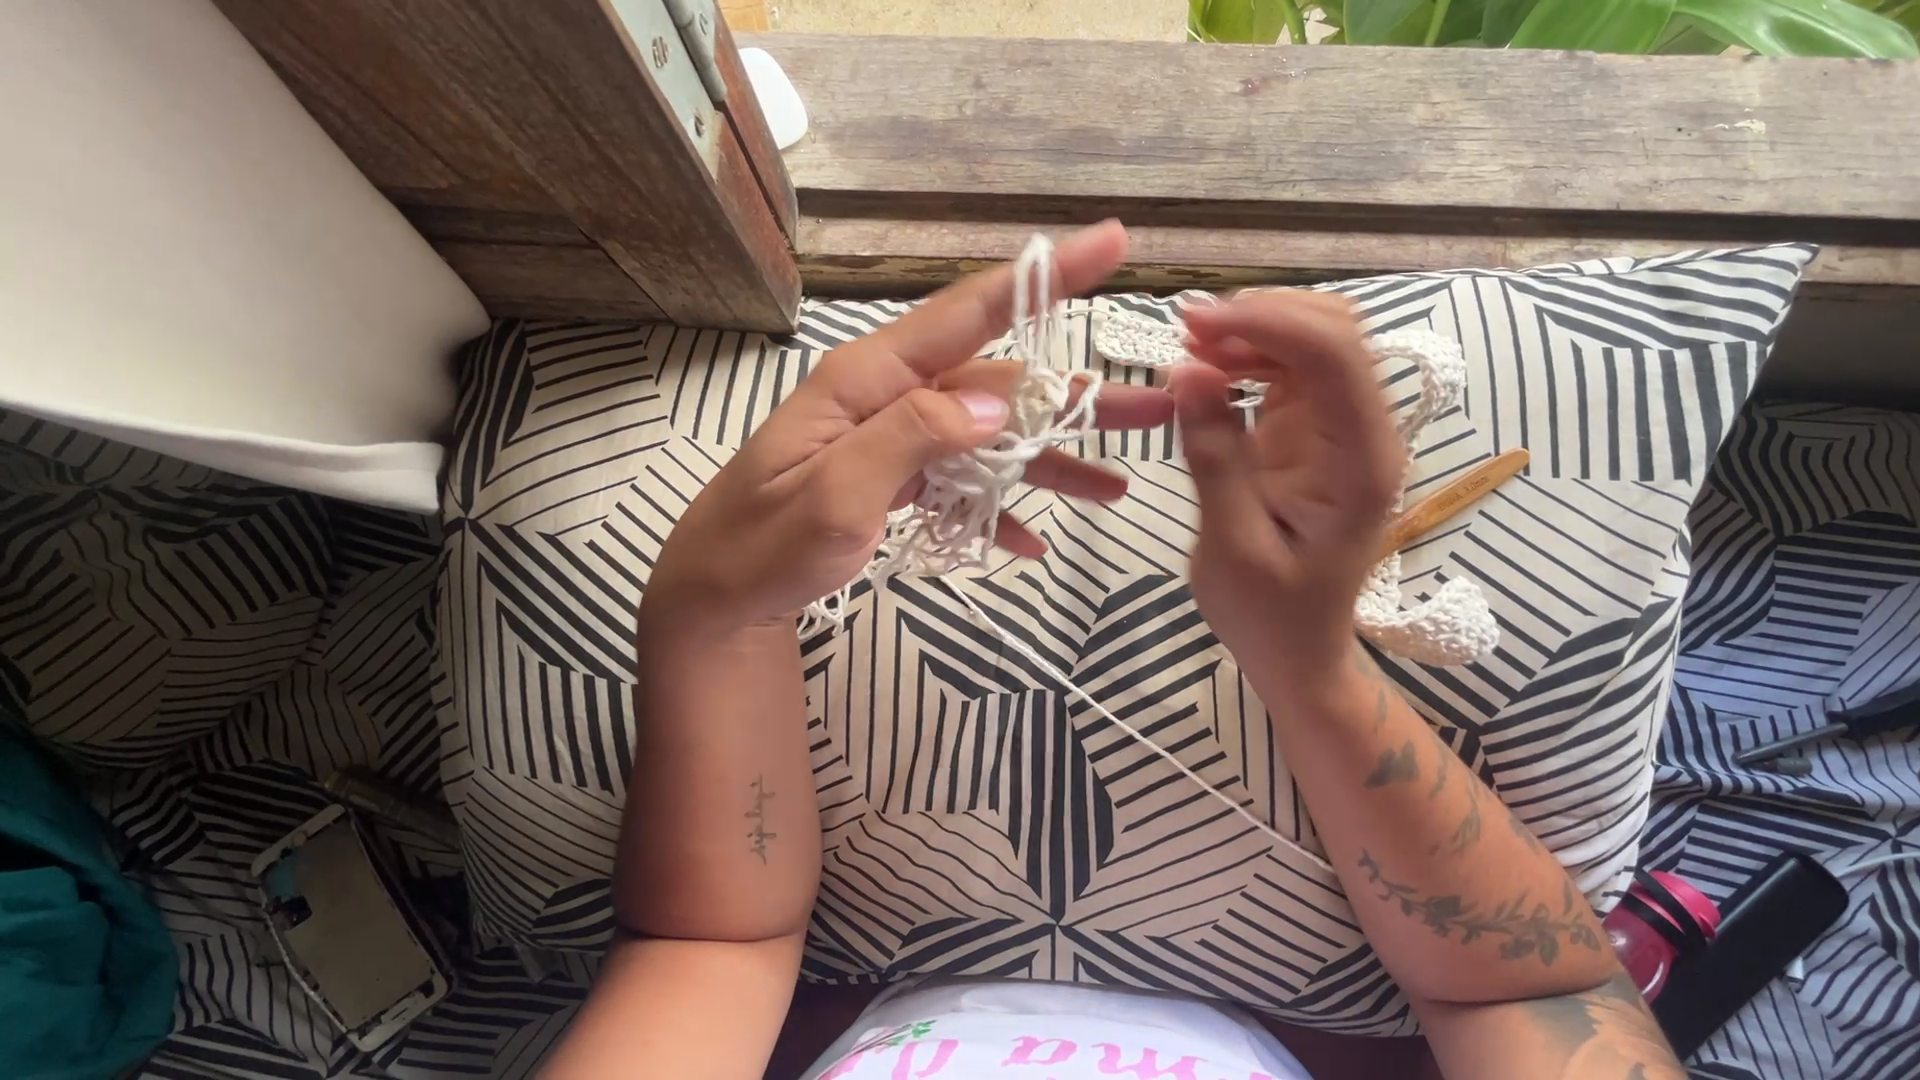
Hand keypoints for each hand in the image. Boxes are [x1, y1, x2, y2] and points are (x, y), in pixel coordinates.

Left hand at [645, 221, 1174, 638]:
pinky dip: (998, 511)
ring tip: (1115, 486)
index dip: (1044, 276)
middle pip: (999, 384)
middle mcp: (891, 398)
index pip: (969, 311)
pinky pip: (961, 485)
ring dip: (1051, 461)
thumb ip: (911, 439)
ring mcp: (896, 441)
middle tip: (1156, 408)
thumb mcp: (833, 495)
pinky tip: (1033, 541)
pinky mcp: (896, 481)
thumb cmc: (761, 545)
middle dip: (1076, 399)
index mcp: (871, 379)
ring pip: (990, 438)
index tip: (1112, 243)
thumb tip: (996, 405)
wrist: (719, 596)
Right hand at [1170, 291, 1404, 683]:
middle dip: (1259, 317)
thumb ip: (1214, 457)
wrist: (1296, 651)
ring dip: (1249, 334)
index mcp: (1360, 461)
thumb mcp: (1231, 545)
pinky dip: (1245, 360)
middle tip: (1184, 335)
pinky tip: (1204, 374)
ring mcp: (1338, 431)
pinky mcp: (1312, 436)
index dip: (1267, 323)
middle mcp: (1362, 433)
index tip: (1193, 326)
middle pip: (1333, 332)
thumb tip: (1186, 372)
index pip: (1335, 356)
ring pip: (1309, 343)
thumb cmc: (1268, 614)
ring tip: (1186, 351)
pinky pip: (1286, 374)